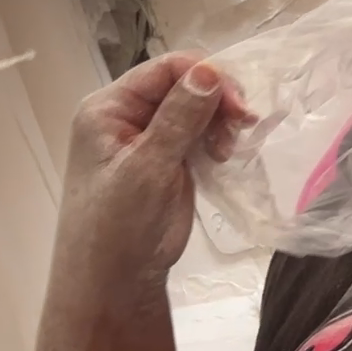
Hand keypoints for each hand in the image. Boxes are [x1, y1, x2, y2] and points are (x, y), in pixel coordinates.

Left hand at [53, 52, 251, 290]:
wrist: (116, 281)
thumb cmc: (119, 225)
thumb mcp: (149, 167)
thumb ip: (179, 117)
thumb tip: (209, 70)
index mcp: (109, 108)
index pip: (166, 69)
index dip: (207, 78)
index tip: (239, 107)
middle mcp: (129, 116)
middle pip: (186, 84)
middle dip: (219, 101)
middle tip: (242, 127)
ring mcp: (151, 137)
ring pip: (199, 108)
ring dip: (222, 121)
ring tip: (229, 150)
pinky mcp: (171, 159)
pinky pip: (202, 132)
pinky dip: (220, 138)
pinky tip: (227, 155)